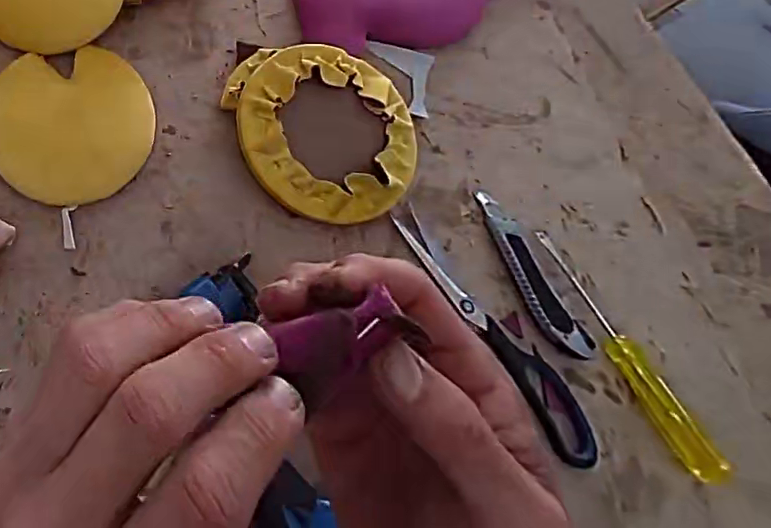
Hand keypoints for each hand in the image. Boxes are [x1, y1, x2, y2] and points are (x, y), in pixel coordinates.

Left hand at [0, 298, 304, 526]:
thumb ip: (226, 492)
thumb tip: (276, 402)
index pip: (202, 494)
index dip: (256, 432)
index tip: (287, 396)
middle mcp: (55, 522)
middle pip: (145, 411)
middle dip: (218, 362)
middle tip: (261, 345)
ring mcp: (19, 467)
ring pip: (95, 358)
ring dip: (169, 323)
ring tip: (215, 320)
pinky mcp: (13, 426)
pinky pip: (72, 346)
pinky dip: (129, 317)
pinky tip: (167, 320)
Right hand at [259, 256, 567, 527]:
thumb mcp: (508, 494)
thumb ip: (458, 427)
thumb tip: (391, 356)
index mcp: (460, 367)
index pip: (417, 298)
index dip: (374, 277)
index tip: (332, 283)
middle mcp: (409, 369)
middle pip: (363, 303)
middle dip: (321, 286)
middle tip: (284, 296)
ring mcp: (371, 401)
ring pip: (327, 336)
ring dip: (294, 316)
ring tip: (266, 316)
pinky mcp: (339, 437)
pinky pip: (306, 389)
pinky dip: (281, 368)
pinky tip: (262, 363)